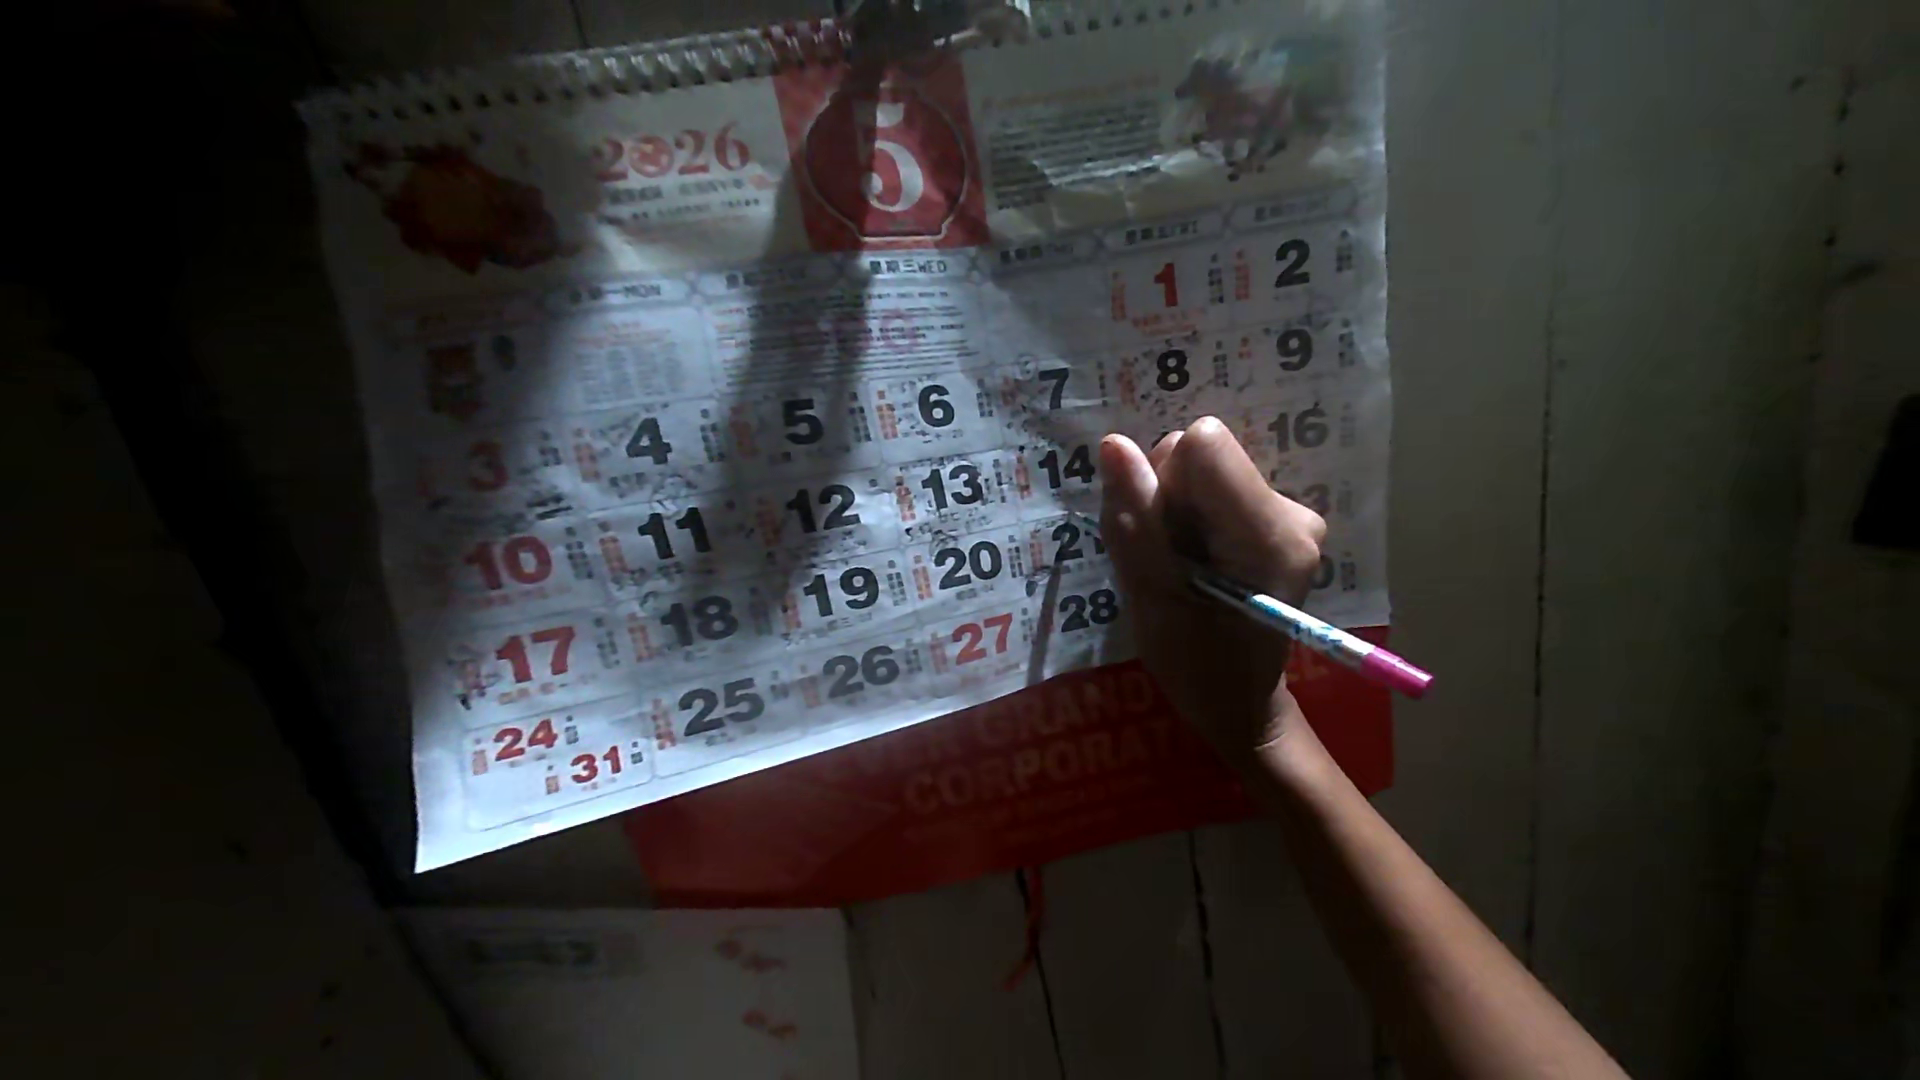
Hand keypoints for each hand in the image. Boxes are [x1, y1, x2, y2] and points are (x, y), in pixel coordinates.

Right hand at [1099, 418, 1329, 772]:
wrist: (1237, 698)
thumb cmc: (1195, 664)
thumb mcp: (1150, 597)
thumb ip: (1134, 519)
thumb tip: (1113, 444)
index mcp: (1270, 534)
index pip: (1202, 445)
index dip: (1161, 482)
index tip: (1159, 536)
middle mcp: (1290, 511)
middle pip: (1195, 455)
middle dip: (1162, 499)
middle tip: (1166, 560)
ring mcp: (1284, 512)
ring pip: (1193, 469)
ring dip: (1167, 511)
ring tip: (1176, 566)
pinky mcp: (1270, 516)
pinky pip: (1203, 486)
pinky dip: (1180, 518)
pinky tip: (1188, 559)